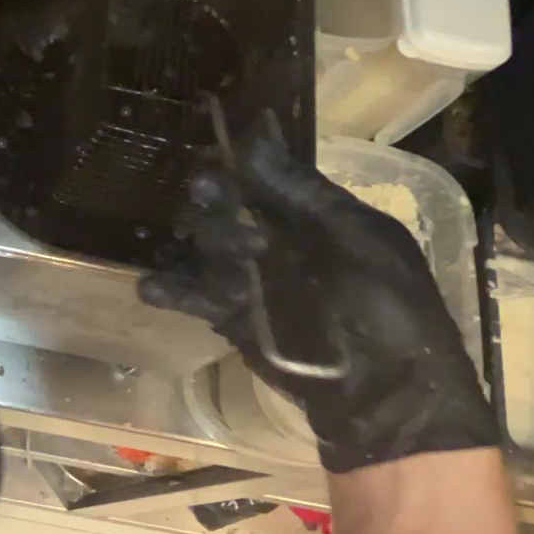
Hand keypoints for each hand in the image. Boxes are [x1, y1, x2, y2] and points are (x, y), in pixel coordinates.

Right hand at [139, 112, 496, 472]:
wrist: (383, 397)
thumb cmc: (386, 309)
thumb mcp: (355, 240)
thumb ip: (302, 195)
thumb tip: (259, 136)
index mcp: (321, 219)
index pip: (270, 178)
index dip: (242, 160)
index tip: (211, 138)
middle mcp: (284, 245)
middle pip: (234, 212)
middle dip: (212, 200)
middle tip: (192, 187)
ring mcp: (256, 284)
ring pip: (209, 252)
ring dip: (187, 241)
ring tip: (160, 230)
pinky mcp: (233, 319)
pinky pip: (198, 297)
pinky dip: (172, 291)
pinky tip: (148, 283)